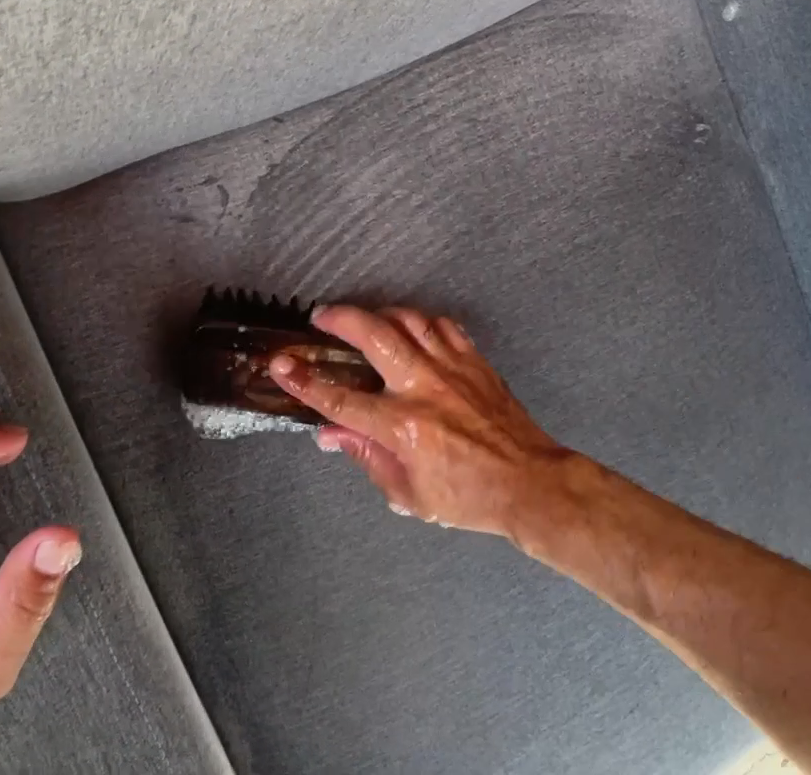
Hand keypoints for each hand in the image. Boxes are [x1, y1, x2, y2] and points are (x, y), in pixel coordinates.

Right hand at [269, 305, 575, 537]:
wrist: (529, 484)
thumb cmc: (467, 497)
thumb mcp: (407, 493)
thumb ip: (366, 457)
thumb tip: (330, 435)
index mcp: (403, 427)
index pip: (341, 399)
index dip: (305, 381)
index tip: (281, 364)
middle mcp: (424, 388)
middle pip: (374, 335)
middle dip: (341, 319)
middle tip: (321, 316)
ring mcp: (452, 369)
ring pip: (409, 321)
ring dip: (379, 313)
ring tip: (364, 318)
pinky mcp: (474, 362)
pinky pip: (443, 327)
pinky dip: (420, 321)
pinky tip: (411, 327)